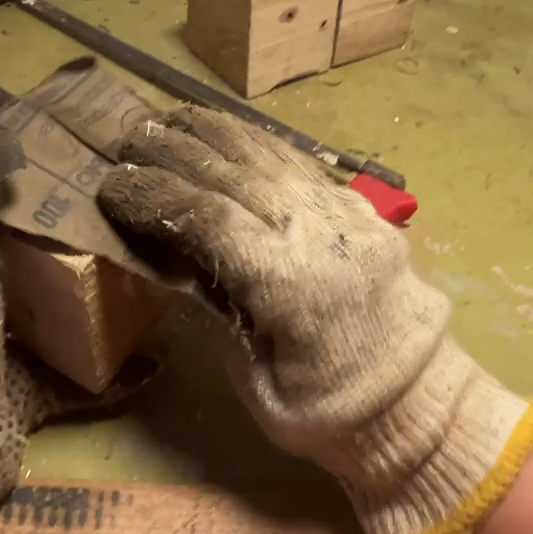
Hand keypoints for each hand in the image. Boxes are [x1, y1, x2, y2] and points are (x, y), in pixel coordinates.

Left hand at [0, 144, 142, 533]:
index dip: (10, 205)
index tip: (61, 182)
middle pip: (16, 277)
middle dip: (58, 258)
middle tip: (111, 232)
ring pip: (46, 329)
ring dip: (85, 316)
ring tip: (134, 289)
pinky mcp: (18, 402)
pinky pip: (70, 386)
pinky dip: (106, 380)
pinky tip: (150, 366)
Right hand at [98, 107, 532, 533]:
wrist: (420, 405)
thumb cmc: (330, 415)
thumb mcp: (258, 386)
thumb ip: (222, 315)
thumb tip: (186, 261)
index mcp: (289, 284)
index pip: (208, 218)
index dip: (154, 195)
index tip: (112, 183)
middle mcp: (316, 233)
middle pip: (234, 173)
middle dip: (176, 151)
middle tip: (129, 136)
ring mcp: (343, 214)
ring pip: (269, 156)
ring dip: (215, 133)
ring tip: (172, 118)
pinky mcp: (358, 209)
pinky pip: (300, 162)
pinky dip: (258, 142)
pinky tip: (229, 132)